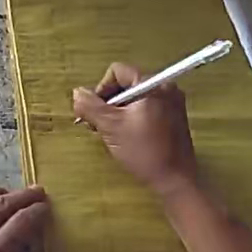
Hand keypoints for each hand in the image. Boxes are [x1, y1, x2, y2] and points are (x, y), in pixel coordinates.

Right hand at [71, 62, 200, 198]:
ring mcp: (171, 104)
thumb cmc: (143, 150)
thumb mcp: (109, 126)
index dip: (101, 89)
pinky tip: (124, 136)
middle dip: (107, 102)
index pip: (117, 72)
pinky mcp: (172, 118)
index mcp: (153, 85)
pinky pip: (142, 108)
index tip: (97, 111)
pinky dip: (128, 118)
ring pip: (131, 98)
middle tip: (99, 124)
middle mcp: (165, 89)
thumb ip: (89, 105)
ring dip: (115, 112)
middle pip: (124, 84)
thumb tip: (77, 93)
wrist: (174, 180)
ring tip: (110, 132)